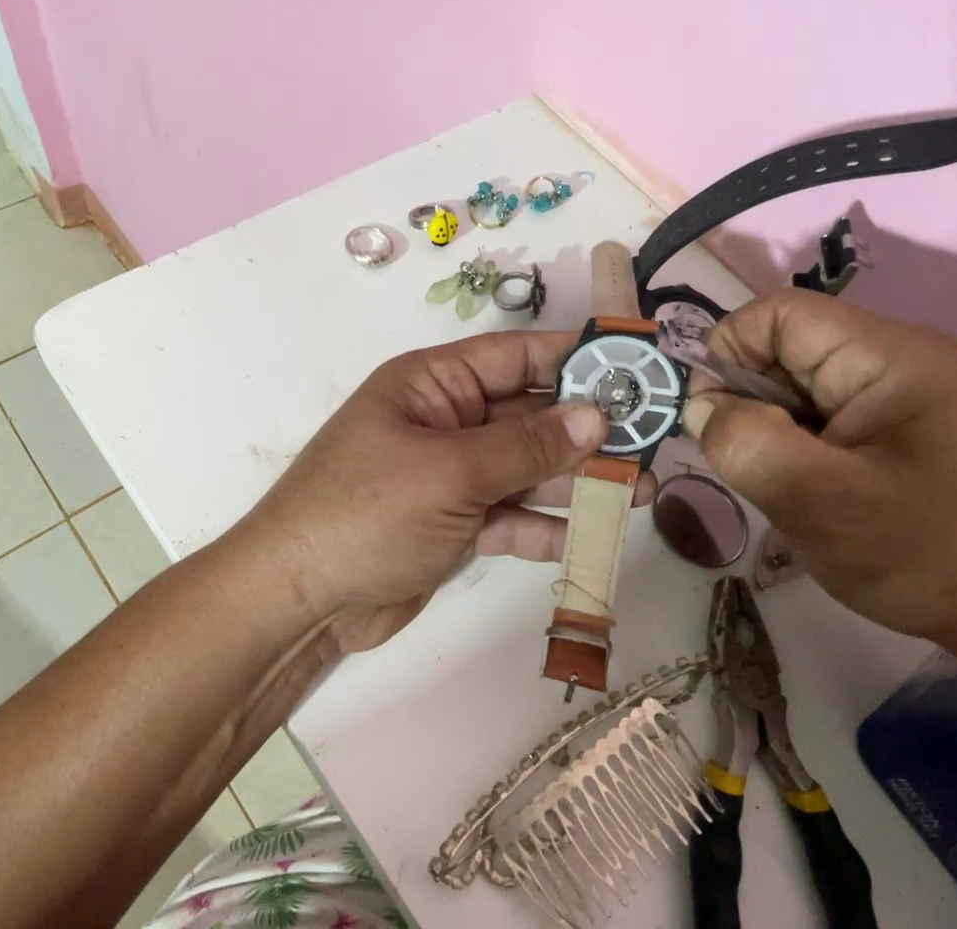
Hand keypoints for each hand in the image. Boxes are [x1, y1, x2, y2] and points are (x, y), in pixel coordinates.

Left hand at [228, 331, 649, 652]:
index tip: (639, 368)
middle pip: (529, 415)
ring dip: (578, 481)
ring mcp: (448, 477)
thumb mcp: (450, 471)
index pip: (517, 356)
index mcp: (433, 384)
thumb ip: (526, 446)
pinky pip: (508, 516)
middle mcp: (444, 422)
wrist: (301, 599)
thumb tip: (597, 414)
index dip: (577, 359)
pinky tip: (589, 536)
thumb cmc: (366, 512)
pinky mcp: (451, 526)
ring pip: (525, 469)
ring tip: (644, 492)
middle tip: (656, 443)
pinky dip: (543, 525)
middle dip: (589, 429)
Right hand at [681, 289, 956, 642]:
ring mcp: (906, 393)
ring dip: (775, 433)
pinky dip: (801, 450)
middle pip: (785, 349)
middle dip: (752, 404)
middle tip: (764, 471)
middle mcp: (900, 358)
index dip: (728, 356)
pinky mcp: (906, 426)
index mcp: (889, 356)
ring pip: (799, 387)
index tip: (720, 424)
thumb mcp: (818, 502)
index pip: (776, 314)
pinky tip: (821, 494)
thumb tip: (703, 406)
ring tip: (797, 490)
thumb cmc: (928, 555)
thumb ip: (745, 442)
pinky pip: (824, 416)